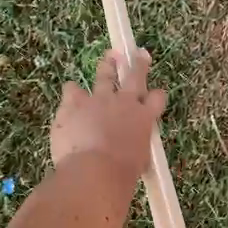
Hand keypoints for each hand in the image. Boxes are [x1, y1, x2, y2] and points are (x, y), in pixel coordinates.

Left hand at [50, 48, 165, 184]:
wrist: (94, 171)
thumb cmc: (122, 174)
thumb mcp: (139, 161)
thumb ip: (135, 147)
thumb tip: (131, 149)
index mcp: (143, 118)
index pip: (157, 99)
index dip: (156, 96)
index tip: (155, 94)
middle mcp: (124, 103)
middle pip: (135, 76)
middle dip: (138, 64)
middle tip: (139, 54)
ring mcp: (98, 100)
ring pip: (104, 75)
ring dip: (107, 65)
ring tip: (109, 57)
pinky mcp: (74, 104)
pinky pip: (72, 90)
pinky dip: (72, 92)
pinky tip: (70, 91)